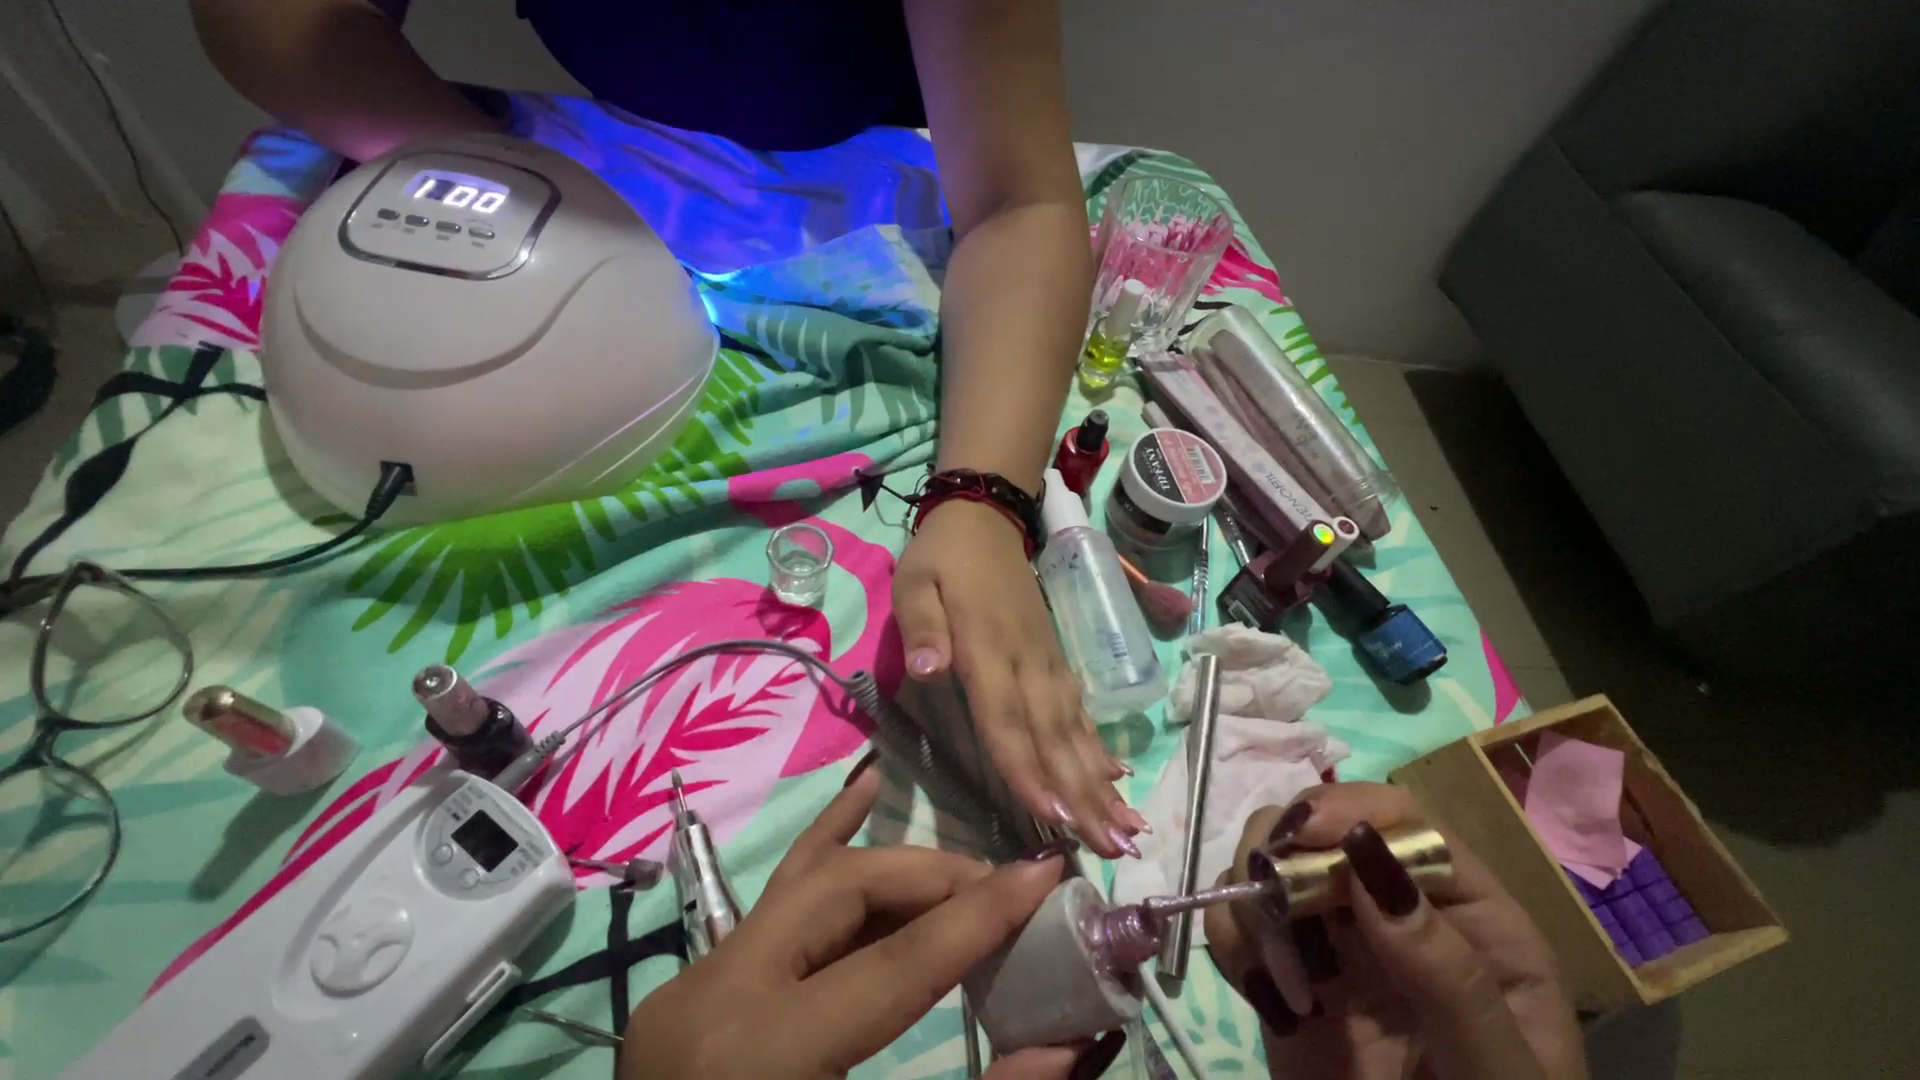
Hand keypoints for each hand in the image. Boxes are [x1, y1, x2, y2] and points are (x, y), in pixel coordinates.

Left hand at [622, 759, 1119, 1078]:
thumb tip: (1072, 1040)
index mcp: (762, 1055)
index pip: (893, 961)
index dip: (977, 914)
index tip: (1044, 871)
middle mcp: (719, 992)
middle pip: (845, 890)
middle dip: (934, 878)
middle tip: (1000, 889)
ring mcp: (699, 975)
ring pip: (808, 877)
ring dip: (892, 869)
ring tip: (960, 873)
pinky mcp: (700, 975)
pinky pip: (775, 895)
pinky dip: (827, 839)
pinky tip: (865, 788)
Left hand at [891, 499, 1138, 859]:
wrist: (986, 516)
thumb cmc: (943, 556)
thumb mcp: (916, 582)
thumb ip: (923, 627)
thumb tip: (929, 671)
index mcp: (987, 650)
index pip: (1007, 719)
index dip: (1029, 769)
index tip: (1055, 819)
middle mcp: (1026, 663)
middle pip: (1054, 737)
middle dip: (1082, 797)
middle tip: (1112, 851)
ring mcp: (1047, 661)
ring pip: (1075, 730)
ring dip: (1099, 783)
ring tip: (1126, 831)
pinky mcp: (1055, 658)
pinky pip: (1079, 709)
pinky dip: (1097, 747)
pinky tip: (1115, 779)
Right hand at [1203, 783, 1586, 1079]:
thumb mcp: (1499, 1072)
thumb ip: (1447, 973)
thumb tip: (1366, 858)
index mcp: (1468, 918)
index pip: (1406, 822)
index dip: (1349, 810)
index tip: (1300, 835)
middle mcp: (1393, 911)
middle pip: (1321, 823)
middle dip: (1284, 846)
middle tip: (1272, 896)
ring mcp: (1333, 940)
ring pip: (1267, 859)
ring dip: (1251, 895)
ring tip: (1279, 972)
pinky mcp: (1283, 971)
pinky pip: (1236, 920)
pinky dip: (1232, 939)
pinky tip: (1267, 998)